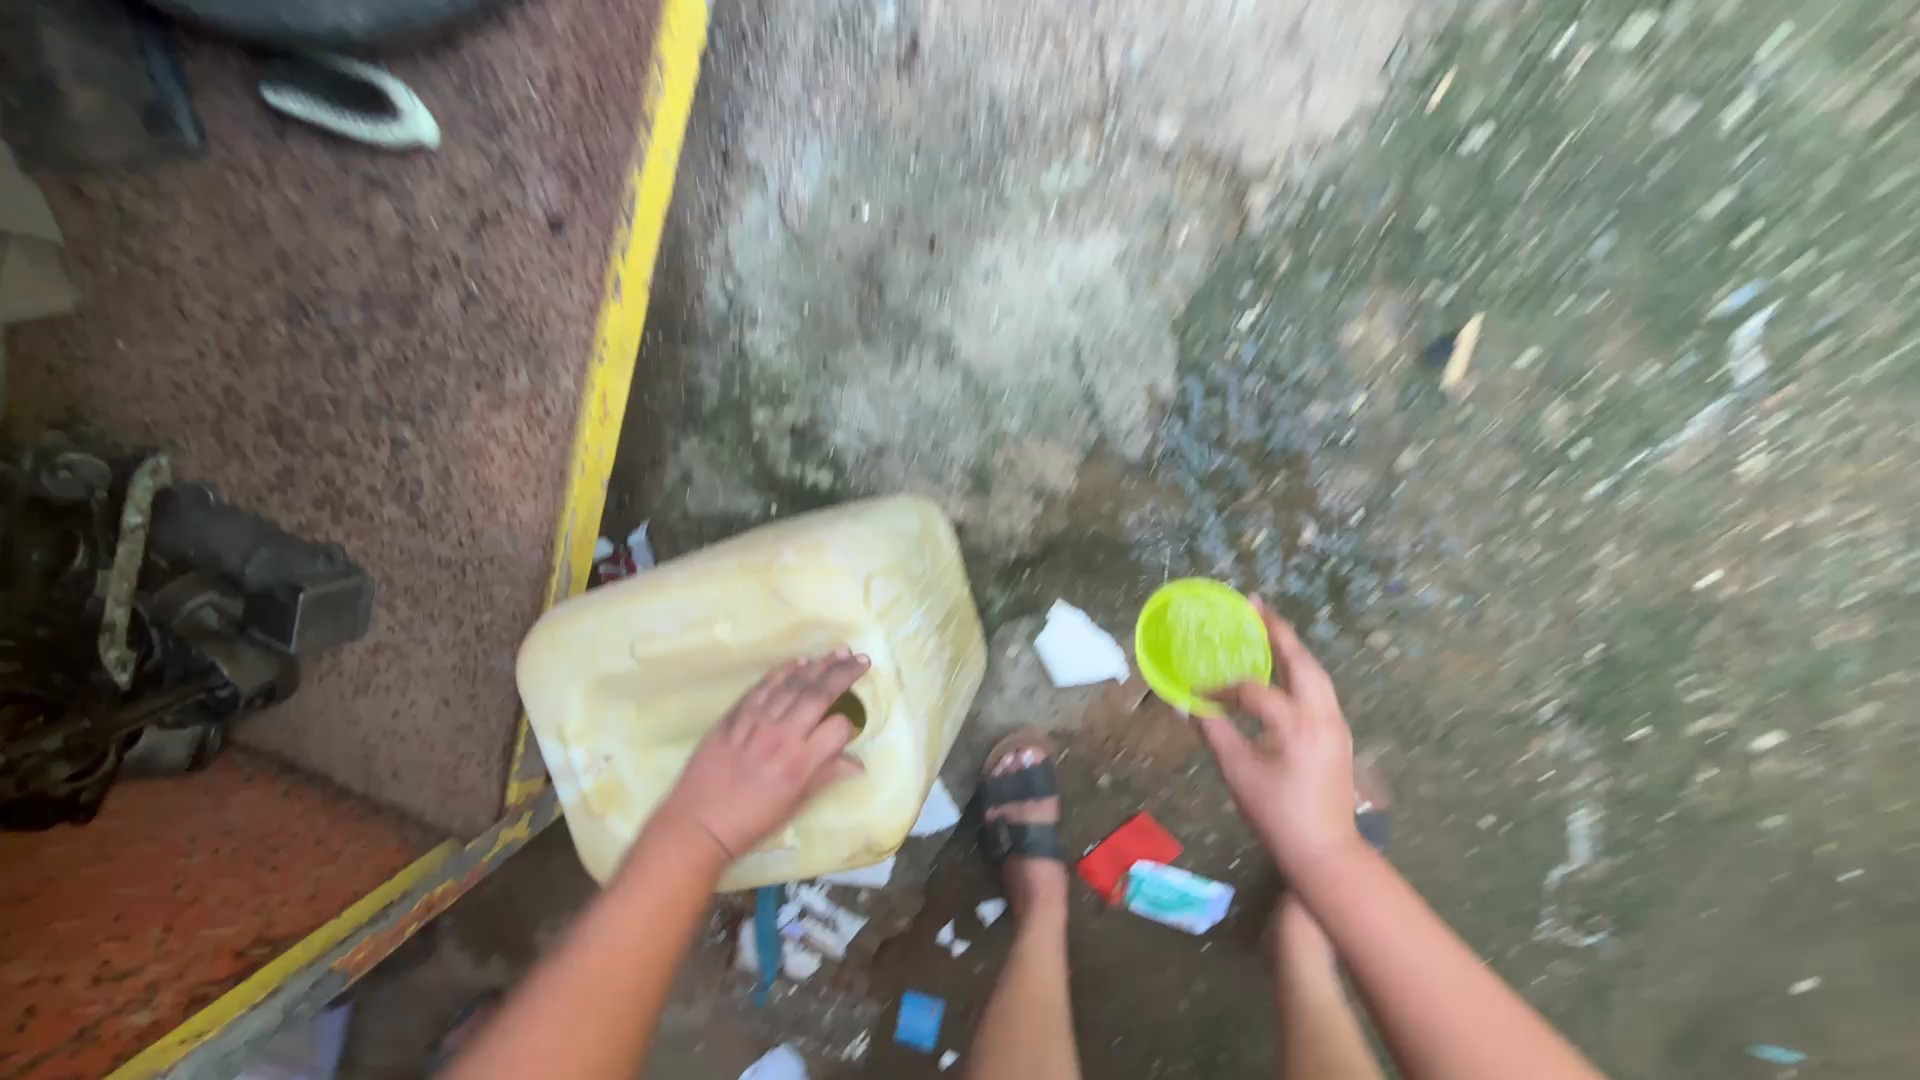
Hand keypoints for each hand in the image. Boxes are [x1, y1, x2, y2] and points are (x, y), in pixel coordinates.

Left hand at [652, 649, 868, 860]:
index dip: (851, 723)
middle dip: (844, 673)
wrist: (698, 823)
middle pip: (820, 694)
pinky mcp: (735, 715)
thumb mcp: (795, 804)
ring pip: (793, 684)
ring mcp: (756, 722)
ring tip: (839, 652)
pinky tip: (799, 661)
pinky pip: (763, 686)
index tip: (851, 723)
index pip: (838, 728)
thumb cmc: (752, 821)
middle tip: (862, 659)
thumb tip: (859, 764)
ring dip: (819, 665)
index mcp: (800, 763)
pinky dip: (783, 671)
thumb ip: (827, 776)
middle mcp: (782, 736)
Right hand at [1195, 598, 1362, 877]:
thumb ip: (1213, 732)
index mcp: (1296, 725)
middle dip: (1278, 632)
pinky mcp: (1339, 736)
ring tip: (1270, 628)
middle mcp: (1322, 717)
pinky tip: (1284, 671)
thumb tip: (1189, 705)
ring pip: (1316, 674)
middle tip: (1255, 605)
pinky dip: (1300, 672)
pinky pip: (1319, 691)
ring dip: (1293, 650)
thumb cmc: (1277, 814)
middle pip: (1302, 662)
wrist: (1325, 851)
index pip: (1252, 691)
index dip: (1222, 689)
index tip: (1198, 693)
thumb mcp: (1237, 772)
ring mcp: (1337, 725)